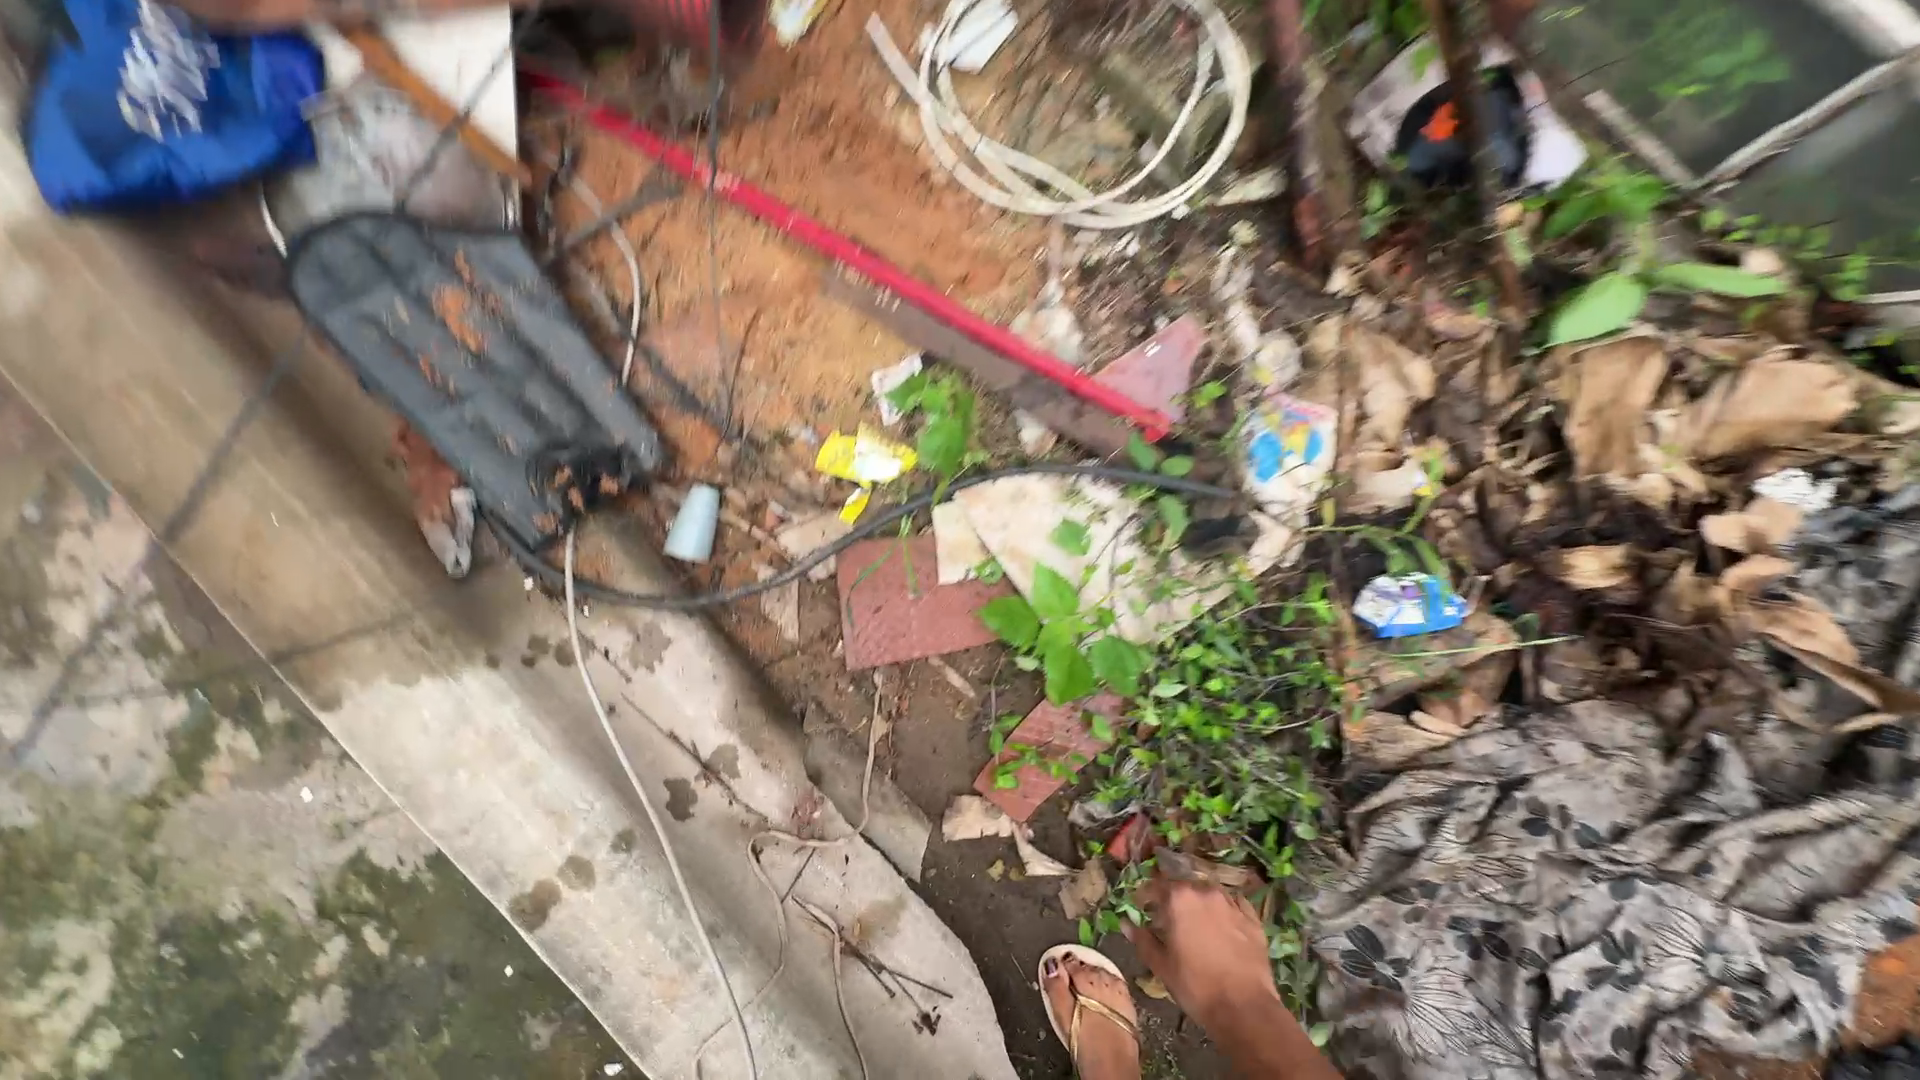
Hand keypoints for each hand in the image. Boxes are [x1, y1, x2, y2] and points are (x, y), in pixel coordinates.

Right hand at [1121, 875, 1280, 1031]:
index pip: (1155, 886)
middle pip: (1183, 885)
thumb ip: (1142, 940)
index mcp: (1178, 898)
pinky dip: (1225, 908)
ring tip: (1195, 920)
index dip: (1145, 896)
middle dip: (1172, 897)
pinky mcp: (1252, 918)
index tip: (1140, 906)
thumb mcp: (1161, 965)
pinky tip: (1223, 922)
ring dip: (1198, 901)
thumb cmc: (1195, 985)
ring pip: (1209, 892)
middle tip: (1167, 916)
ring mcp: (1231, 903)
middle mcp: (1204, 891)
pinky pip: (1235, 904)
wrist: (1244, 1007)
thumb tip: (1126, 923)